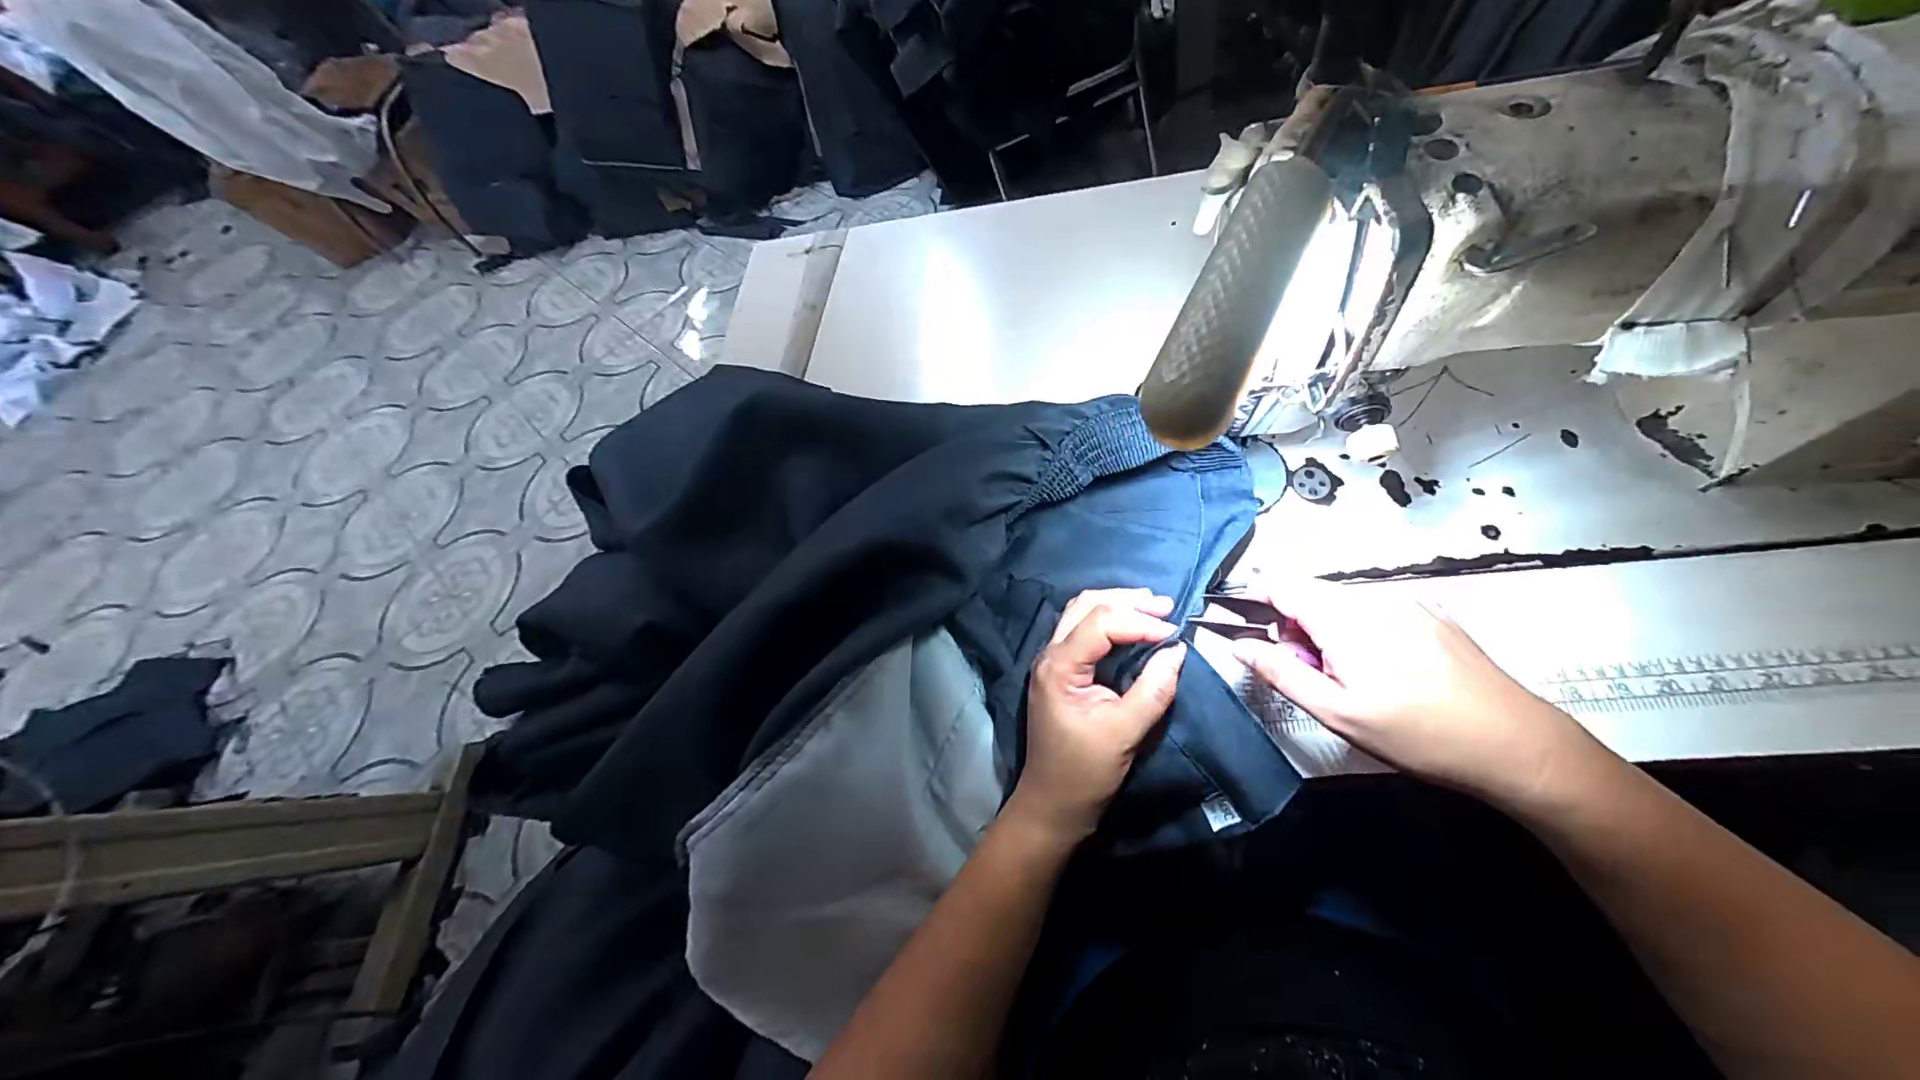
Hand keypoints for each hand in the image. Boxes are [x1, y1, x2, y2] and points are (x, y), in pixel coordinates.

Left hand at [1005, 588, 1187, 843]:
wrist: (1052, 802)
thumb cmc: (1084, 772)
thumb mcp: (1125, 733)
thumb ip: (1153, 690)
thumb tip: (1177, 651)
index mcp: (1058, 666)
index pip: (1100, 623)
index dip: (1139, 622)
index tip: (1173, 633)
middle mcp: (1050, 655)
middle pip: (1086, 606)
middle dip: (1127, 601)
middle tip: (1166, 607)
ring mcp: (1052, 661)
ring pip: (1081, 613)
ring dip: (1118, 606)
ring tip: (1154, 609)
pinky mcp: (1061, 670)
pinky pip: (1082, 630)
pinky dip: (1110, 621)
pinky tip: (1134, 626)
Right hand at [1231, 577, 1608, 811]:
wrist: (1516, 745)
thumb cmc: (1421, 735)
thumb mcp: (1338, 713)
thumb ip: (1281, 673)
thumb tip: (1241, 646)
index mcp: (1345, 618)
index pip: (1279, 583)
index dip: (1255, 603)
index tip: (1252, 634)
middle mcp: (1375, 599)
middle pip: (1309, 595)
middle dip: (1295, 630)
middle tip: (1313, 677)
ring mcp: (1407, 604)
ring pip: (1341, 606)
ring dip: (1328, 635)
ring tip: (1353, 682)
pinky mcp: (1431, 616)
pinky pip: (1374, 612)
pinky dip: (1360, 635)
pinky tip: (1386, 675)